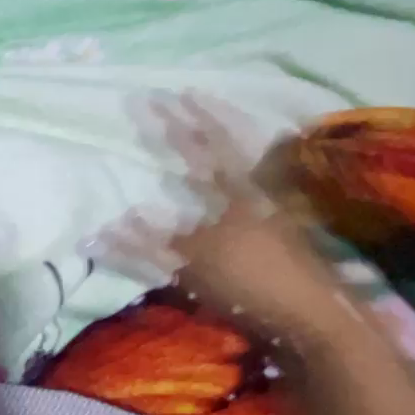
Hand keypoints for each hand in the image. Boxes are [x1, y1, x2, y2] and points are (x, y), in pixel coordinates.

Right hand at [104, 97, 351, 345]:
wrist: (313, 319)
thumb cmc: (251, 284)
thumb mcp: (190, 264)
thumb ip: (145, 245)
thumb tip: (102, 229)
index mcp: (238, 191)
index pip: (207, 142)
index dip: (183, 119)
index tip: (164, 95)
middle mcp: (257, 192)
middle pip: (227, 147)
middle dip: (199, 124)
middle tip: (177, 102)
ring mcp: (269, 211)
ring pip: (238, 169)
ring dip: (215, 150)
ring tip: (194, 137)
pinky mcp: (273, 233)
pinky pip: (240, 196)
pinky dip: (221, 185)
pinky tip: (208, 193)